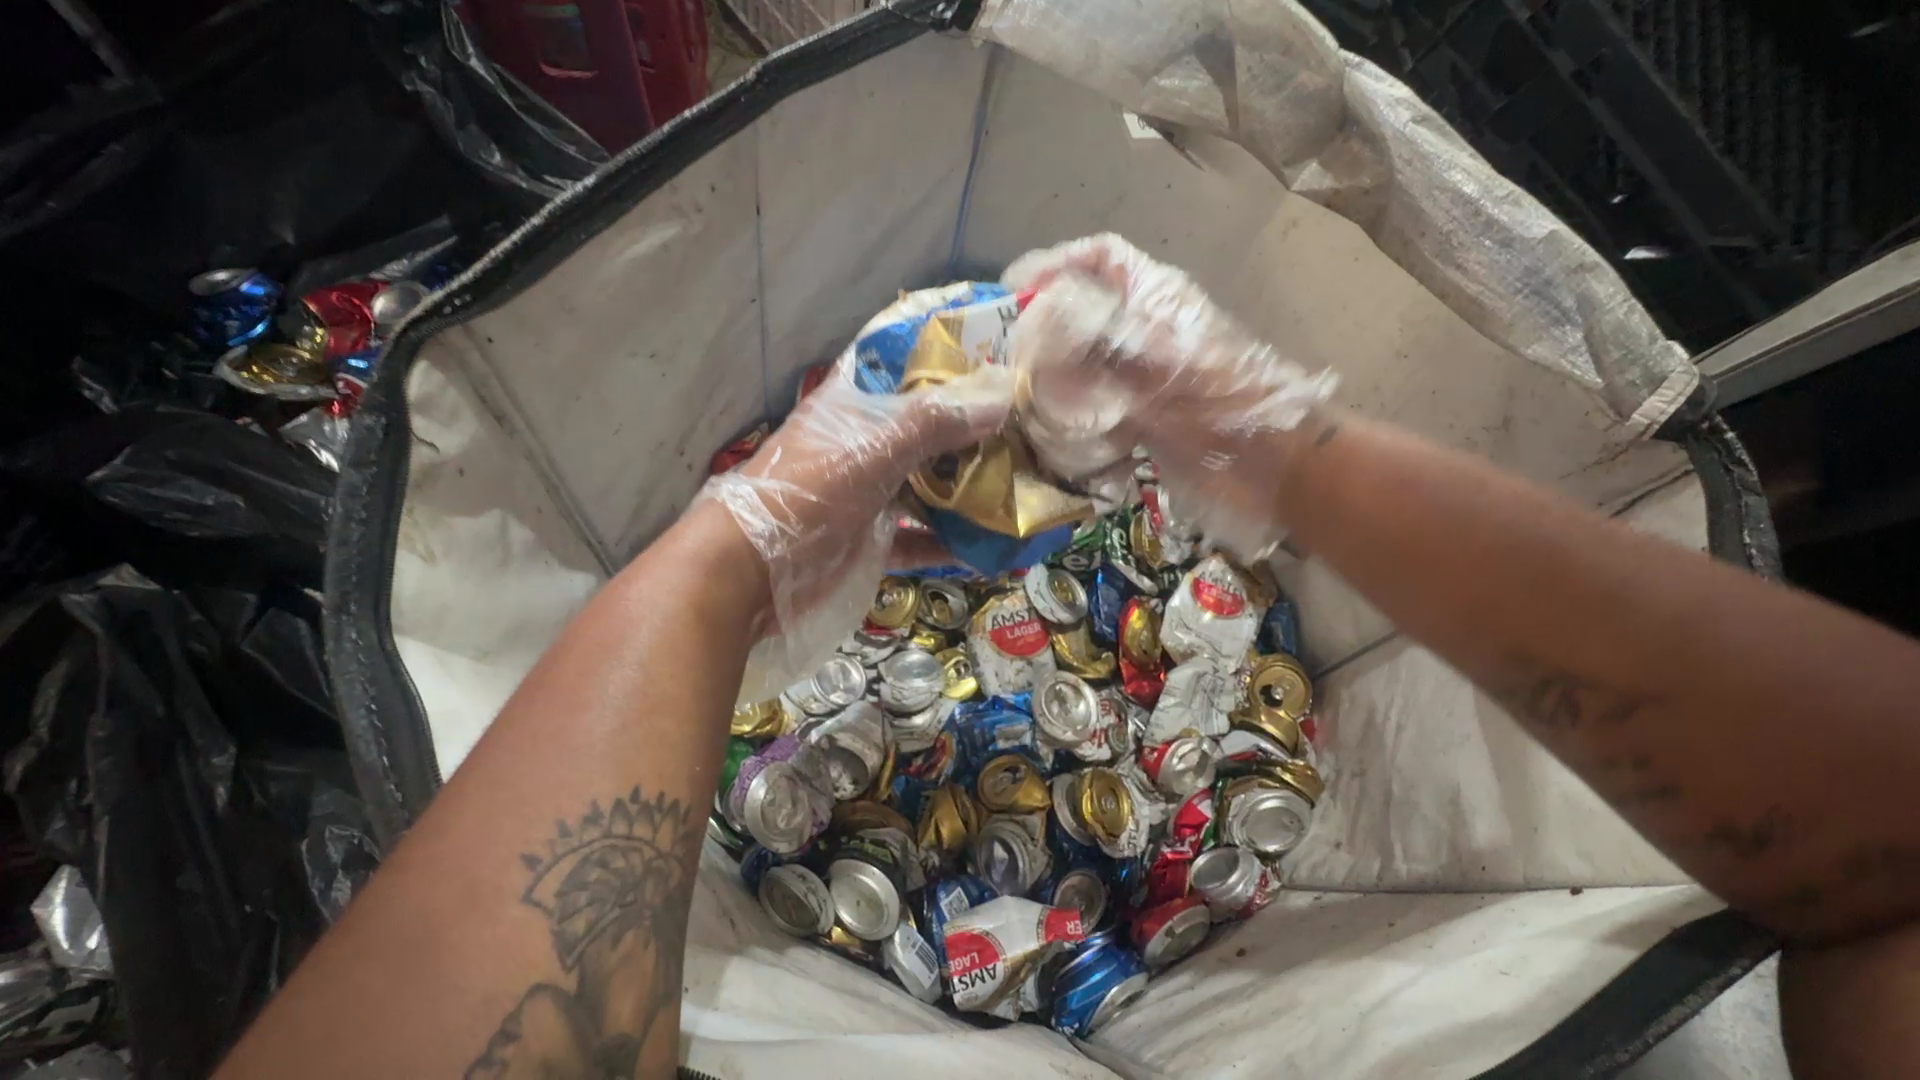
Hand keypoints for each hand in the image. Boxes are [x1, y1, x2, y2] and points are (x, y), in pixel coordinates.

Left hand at [702, 364, 1011, 700]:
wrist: (749, 572)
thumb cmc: (808, 491)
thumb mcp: (872, 448)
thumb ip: (934, 424)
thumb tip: (999, 401)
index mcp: (855, 407)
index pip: (906, 370)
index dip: (948, 364)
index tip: (1000, 363)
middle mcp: (862, 446)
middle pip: (927, 434)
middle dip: (974, 437)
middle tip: (1030, 437)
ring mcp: (865, 496)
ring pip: (926, 486)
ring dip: (968, 493)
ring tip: (1022, 491)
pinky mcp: (868, 542)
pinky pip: (917, 538)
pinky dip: (950, 545)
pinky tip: (992, 551)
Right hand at [1004, 233, 1337, 556]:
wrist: (1271, 463)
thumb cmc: (1221, 400)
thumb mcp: (1159, 361)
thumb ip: (1097, 342)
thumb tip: (1037, 331)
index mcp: (1154, 299)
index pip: (1099, 258)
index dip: (1055, 263)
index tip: (1013, 290)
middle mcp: (1143, 331)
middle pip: (1081, 313)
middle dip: (1040, 329)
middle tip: (1000, 355)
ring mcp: (1141, 376)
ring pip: (1081, 365)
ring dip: (1050, 380)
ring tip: (1015, 397)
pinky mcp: (1142, 416)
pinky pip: (1093, 410)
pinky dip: (1070, 419)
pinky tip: (1047, 434)